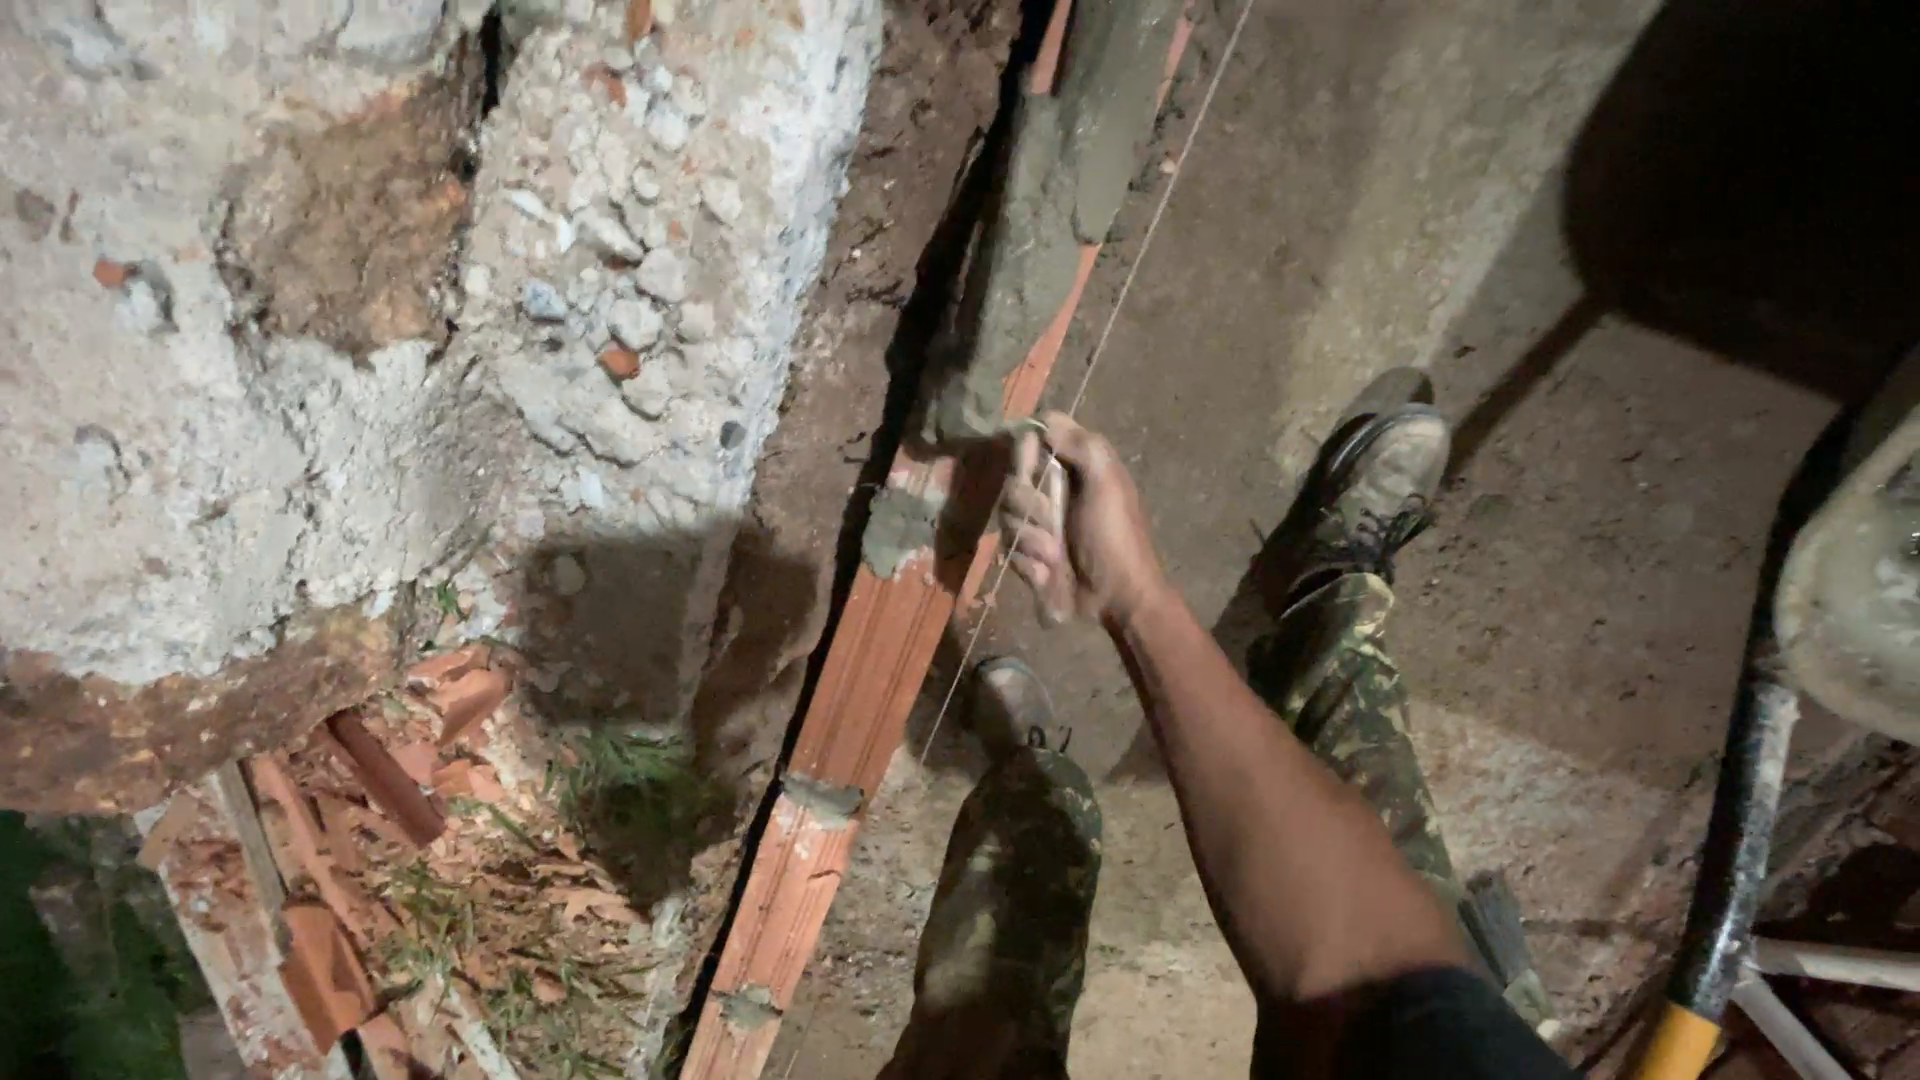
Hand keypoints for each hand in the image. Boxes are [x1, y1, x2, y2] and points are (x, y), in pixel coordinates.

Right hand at [1000, 412, 1169, 625]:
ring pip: (1007, 514)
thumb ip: (1081, 446)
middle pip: (1014, 478)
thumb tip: (1044, 421)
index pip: (1038, 438)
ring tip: (1054, 553)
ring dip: (1030, 535)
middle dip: (1027, 501)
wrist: (1115, 598)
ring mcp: (1040, 525)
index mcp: (1077, 468)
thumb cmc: (1115, 537)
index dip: (1027, 447)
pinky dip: (1028, 560)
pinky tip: (1048, 570)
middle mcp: (1055, 492)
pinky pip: (1008, 546)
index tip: (1031, 458)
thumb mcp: (1107, 483)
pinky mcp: (1029, 555)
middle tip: (1051, 518)